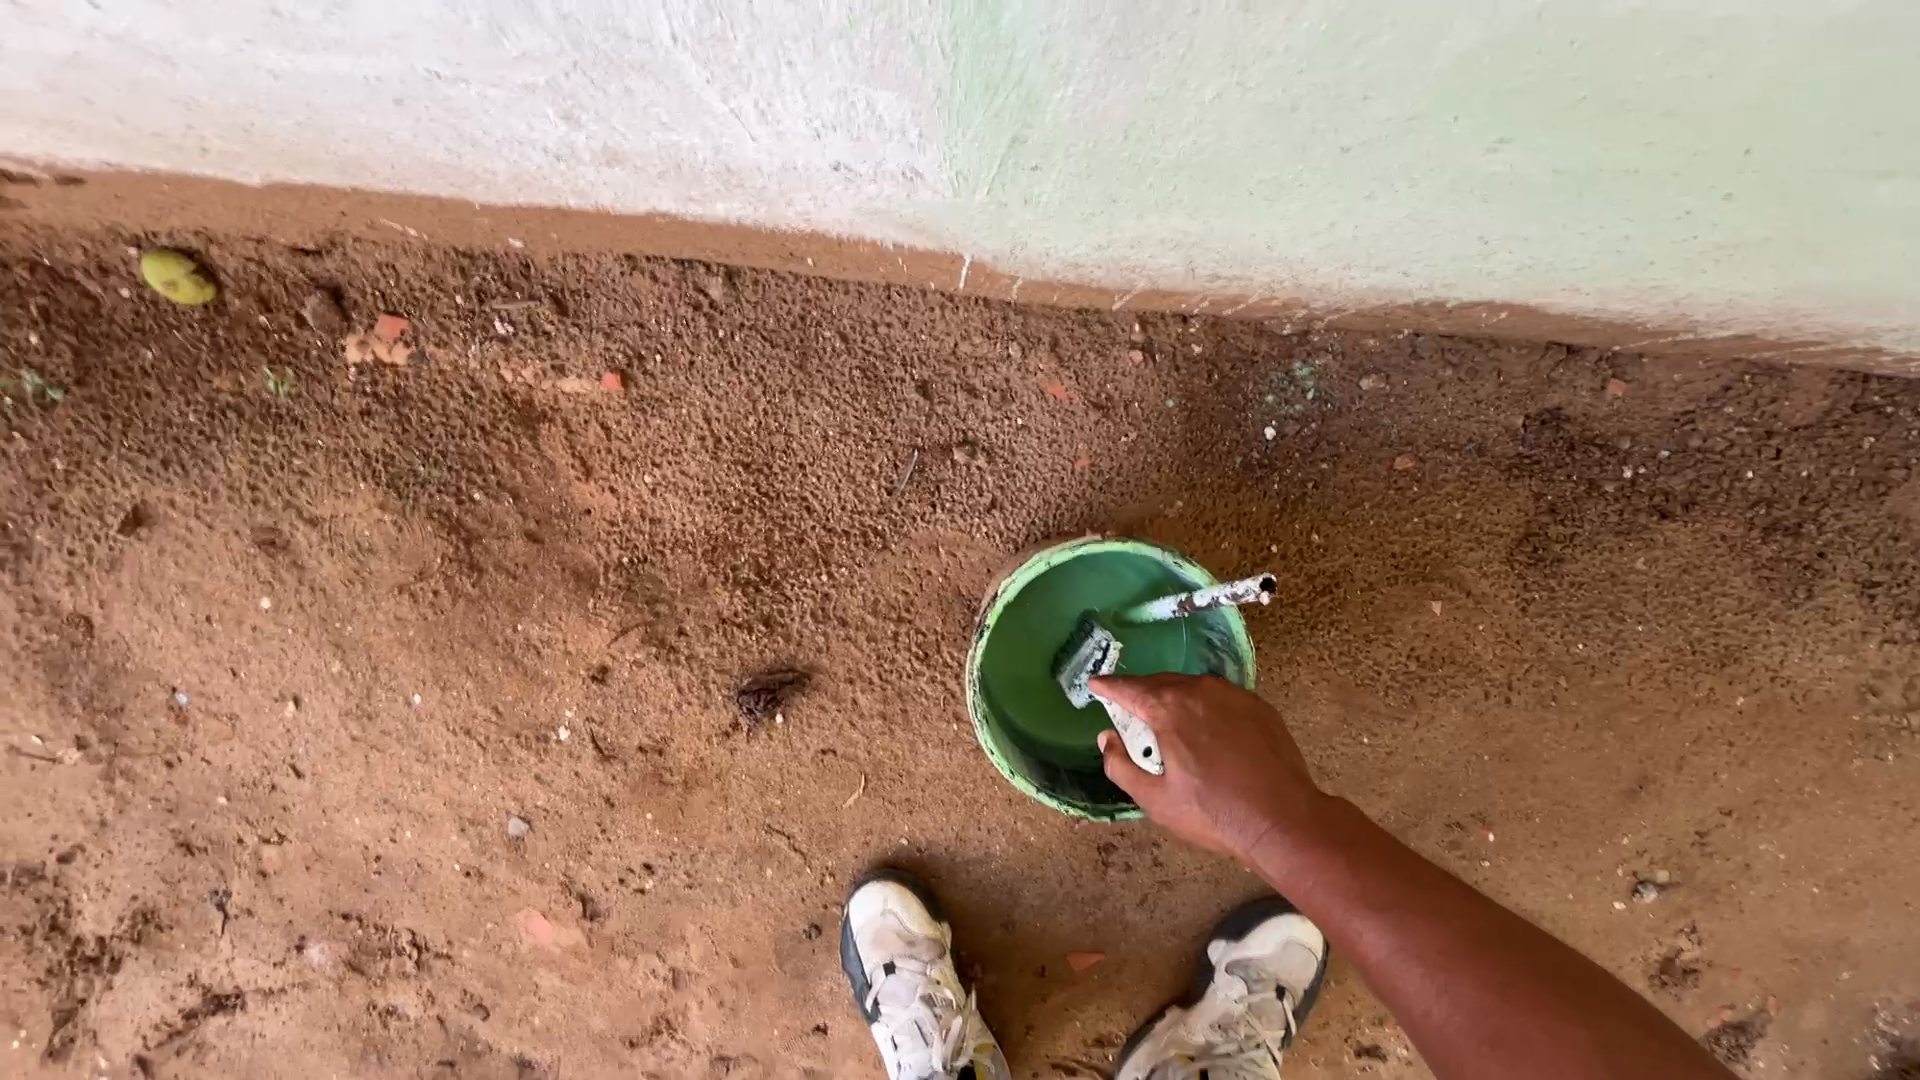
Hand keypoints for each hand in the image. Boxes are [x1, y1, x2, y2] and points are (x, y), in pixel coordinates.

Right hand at [1092, 673, 1327, 862]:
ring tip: (1167, 722)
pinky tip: (1207, 731)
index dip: (1108, 686)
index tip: (1096, 684)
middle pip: (1159, 684)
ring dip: (1173, 700)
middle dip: (1140, 694)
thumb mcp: (1154, 799)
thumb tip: (1106, 738)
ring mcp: (1232, 695)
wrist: (1284, 819)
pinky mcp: (1258, 706)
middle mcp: (1198, 690)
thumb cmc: (1213, 812)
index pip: (1127, 688)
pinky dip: (1204, 707)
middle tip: (1129, 710)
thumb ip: (1120, 765)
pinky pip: (1219, 698)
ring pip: (1191, 688)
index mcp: (1168, 708)